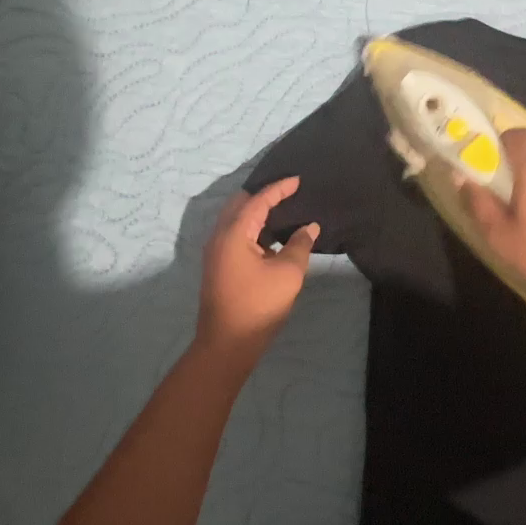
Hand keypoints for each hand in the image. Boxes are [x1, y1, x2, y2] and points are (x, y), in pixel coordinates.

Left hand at [195, 177, 318, 360]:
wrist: (227, 344)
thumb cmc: (258, 305)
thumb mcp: (287, 273)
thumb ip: (300, 245)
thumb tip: (309, 227)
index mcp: (234, 233)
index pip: (259, 201)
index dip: (279, 188)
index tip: (298, 180)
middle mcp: (219, 236)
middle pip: (240, 204)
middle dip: (263, 195)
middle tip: (287, 191)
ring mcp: (216, 252)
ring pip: (236, 220)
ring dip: (257, 212)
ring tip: (283, 209)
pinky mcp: (219, 265)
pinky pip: (235, 234)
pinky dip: (253, 228)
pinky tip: (272, 235)